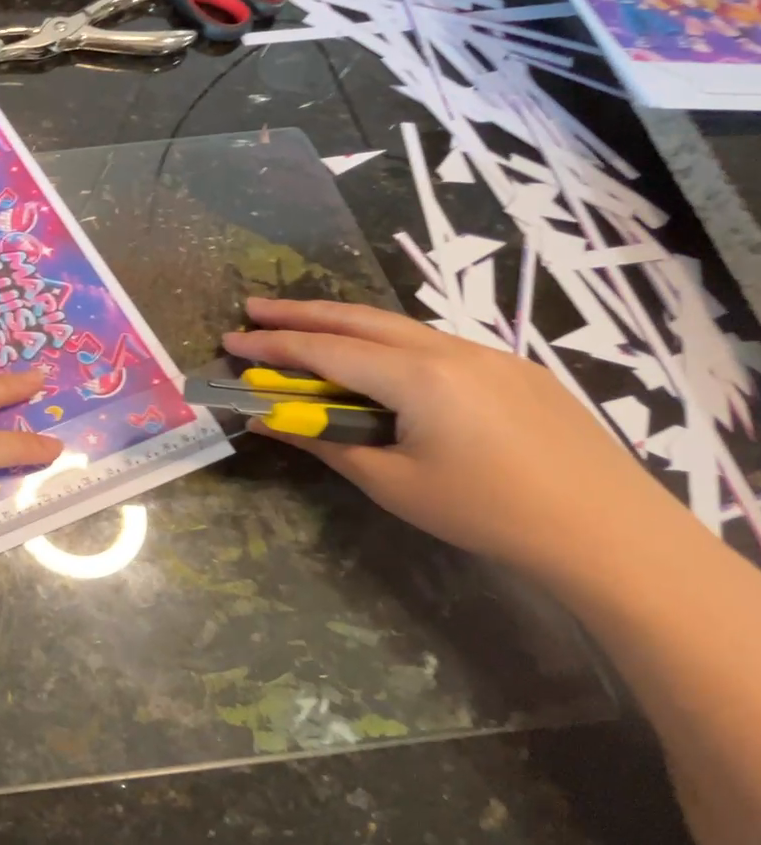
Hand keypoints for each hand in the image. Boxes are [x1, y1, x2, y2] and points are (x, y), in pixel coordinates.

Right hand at [221, 298, 677, 571]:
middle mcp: (450, 351)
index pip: (326, 351)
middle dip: (300, 313)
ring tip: (304, 327)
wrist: (613, 535)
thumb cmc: (488, 512)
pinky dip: (387, 341)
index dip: (272, 346)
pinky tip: (376, 359)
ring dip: (344, 323)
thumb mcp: (391, 483)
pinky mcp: (515, 371)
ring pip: (399, 326)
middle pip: (359, 320)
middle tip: (253, 309)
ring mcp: (489, 355)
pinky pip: (433, 343)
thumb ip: (324, 442)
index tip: (230, 340)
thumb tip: (267, 422)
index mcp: (417, 377)